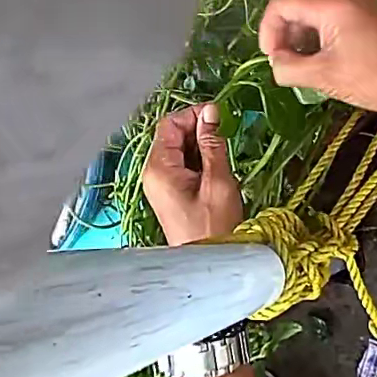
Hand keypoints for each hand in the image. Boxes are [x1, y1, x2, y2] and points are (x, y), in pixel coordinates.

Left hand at [142, 103, 242, 245]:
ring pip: (178, 149)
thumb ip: (212, 143)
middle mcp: (153, 172)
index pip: (169, 124)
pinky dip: (198, 159)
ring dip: (200, 144)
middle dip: (197, 129)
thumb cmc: (214, 227)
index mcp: (159, 167)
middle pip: (171, 135)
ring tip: (222, 152)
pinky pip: (181, 164)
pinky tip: (215, 166)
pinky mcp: (169, 192)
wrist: (211, 266)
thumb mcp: (218, 181)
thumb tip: (211, 110)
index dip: (192, 115)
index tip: (218, 116)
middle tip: (224, 134)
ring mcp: (160, 183)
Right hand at [258, 0, 376, 116]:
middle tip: (286, 65)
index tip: (272, 58)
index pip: (281, 4)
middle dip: (285, 35)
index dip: (268, 30)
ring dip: (302, 37)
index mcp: (330, 2)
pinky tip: (324, 58)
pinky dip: (319, 34)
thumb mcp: (325, 76)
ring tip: (304, 65)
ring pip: (312, 11)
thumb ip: (289, 68)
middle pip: (296, 5)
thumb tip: (275, 63)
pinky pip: (330, 15)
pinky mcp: (367, 9)